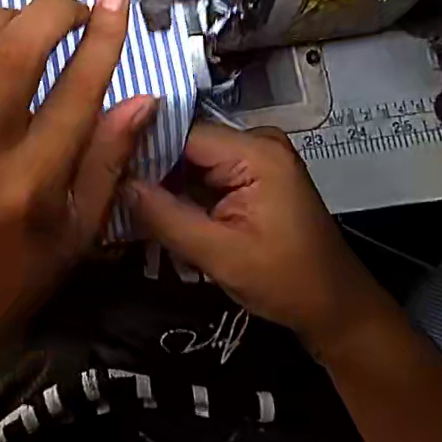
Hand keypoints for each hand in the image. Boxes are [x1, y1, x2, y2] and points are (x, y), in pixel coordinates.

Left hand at [0, 0, 157, 379]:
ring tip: (24, 23)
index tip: (116, 2)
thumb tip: (143, 97)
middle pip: (11, 55)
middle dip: (50, 13)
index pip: (75, 92)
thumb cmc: (19, 273)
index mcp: (30, 185)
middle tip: (74, 9)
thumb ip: (110, 159)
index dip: (103, 38)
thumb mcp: (80, 230)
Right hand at [127, 122, 395, 355]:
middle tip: (110, 192)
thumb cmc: (287, 283)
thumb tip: (117, 183)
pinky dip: (182, 192)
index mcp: (256, 152)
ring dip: (163, 183)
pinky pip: (205, 172)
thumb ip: (166, 217)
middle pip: (185, 143)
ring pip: (191, 159)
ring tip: (125, 203)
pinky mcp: (252, 173)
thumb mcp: (221, 255)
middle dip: (150, 169)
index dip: (141, 150)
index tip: (105, 171)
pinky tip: (155, 210)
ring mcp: (255, 155)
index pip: (183, 134)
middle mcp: (256, 140)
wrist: (336, 307)